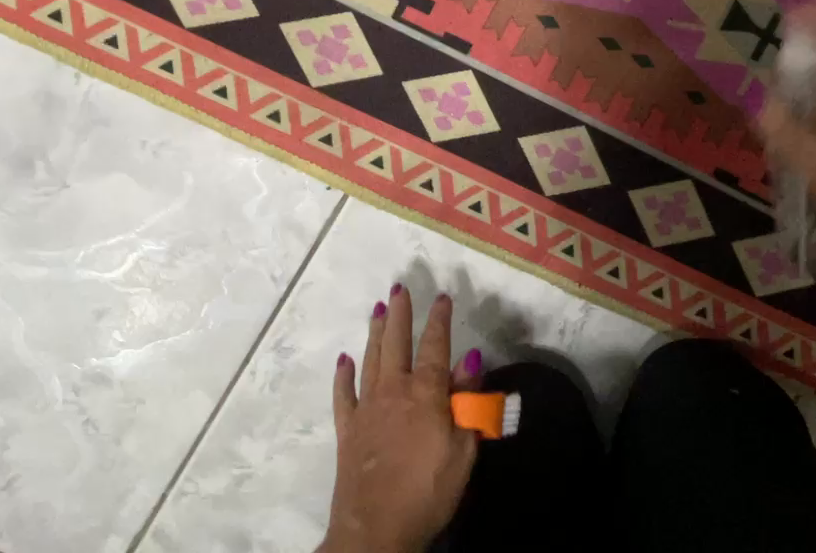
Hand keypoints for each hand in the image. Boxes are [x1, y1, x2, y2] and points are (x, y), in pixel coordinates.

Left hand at [321, 286, 479, 552]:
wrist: (375, 530)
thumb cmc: (428, 491)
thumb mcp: (463, 450)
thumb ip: (468, 402)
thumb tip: (472, 359)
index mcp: (426, 393)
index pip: (436, 347)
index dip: (440, 320)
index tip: (442, 296)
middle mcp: (394, 390)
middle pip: (397, 343)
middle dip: (401, 313)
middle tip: (399, 286)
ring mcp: (367, 408)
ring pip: (372, 358)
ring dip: (376, 332)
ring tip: (378, 308)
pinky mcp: (347, 430)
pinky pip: (344, 394)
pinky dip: (344, 375)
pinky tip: (345, 359)